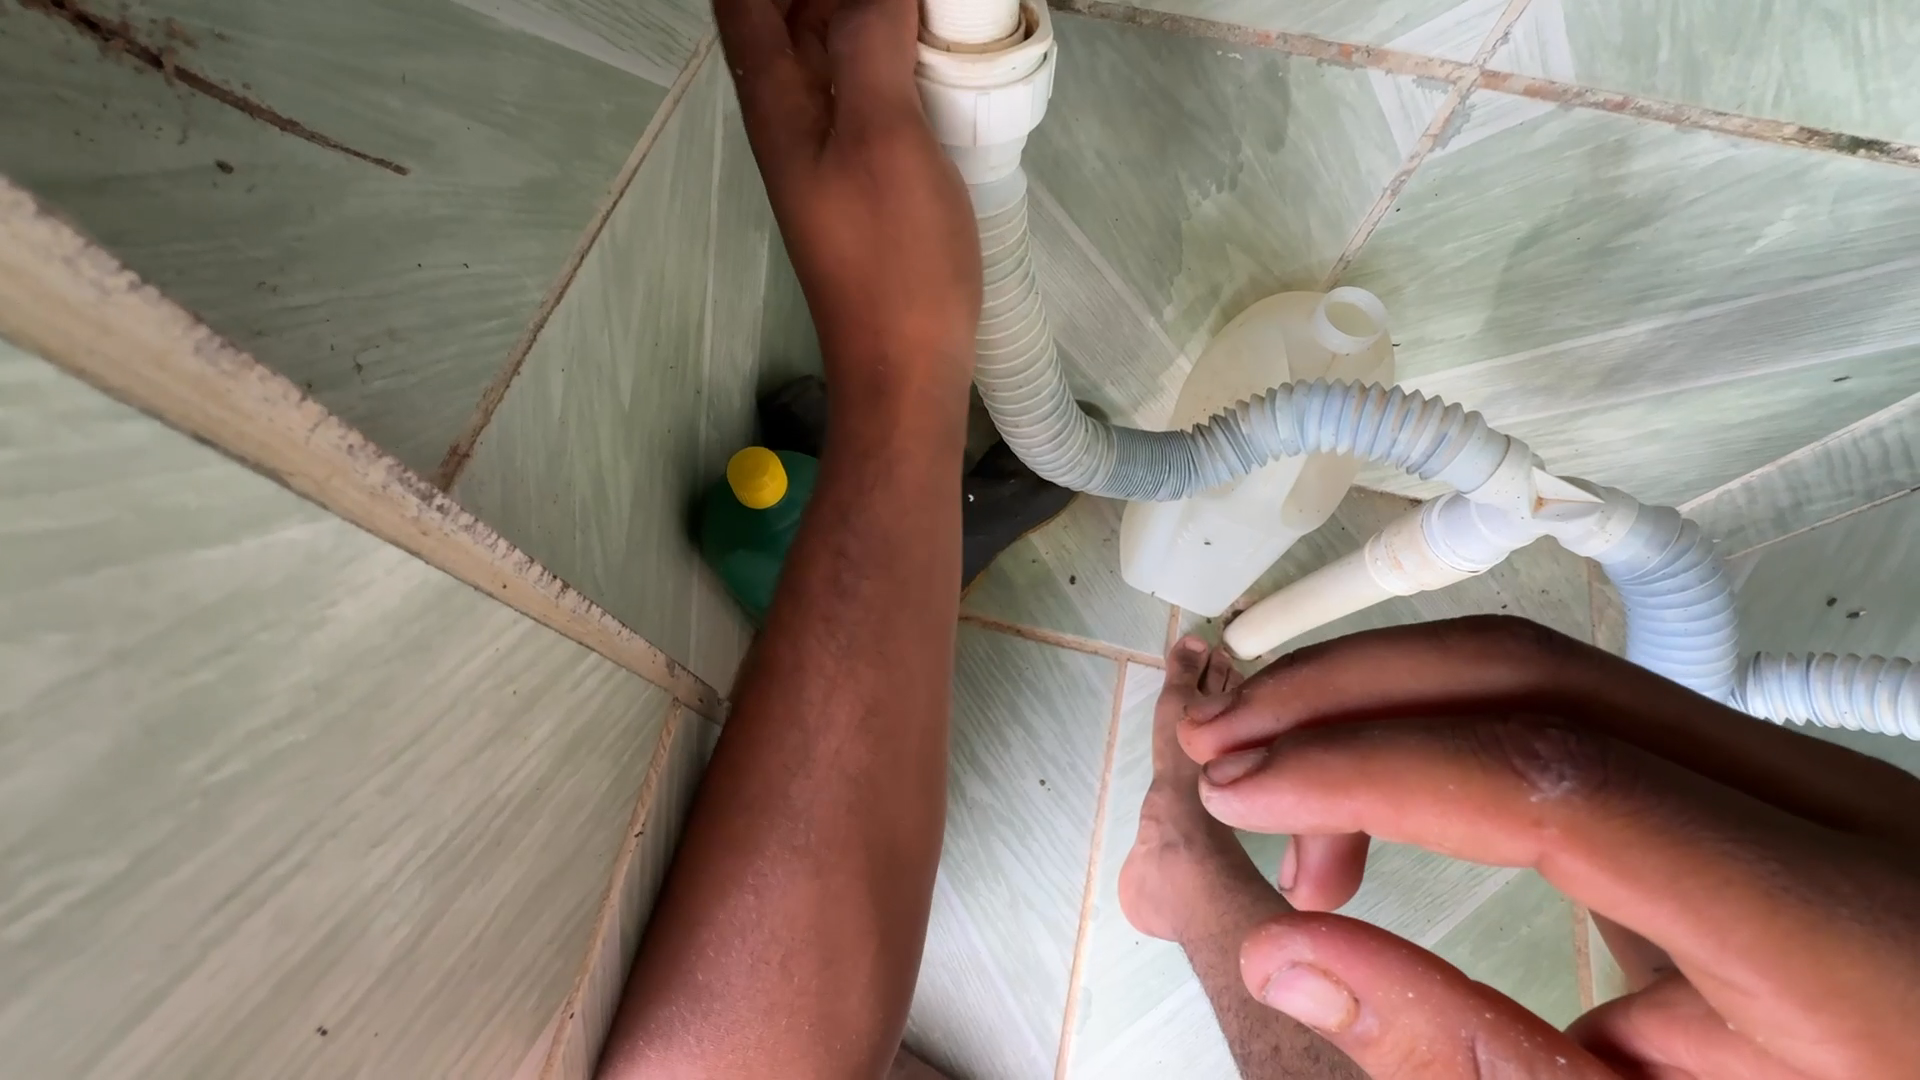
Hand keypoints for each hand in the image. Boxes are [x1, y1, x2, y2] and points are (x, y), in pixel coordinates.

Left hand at [716, 0, 979, 395]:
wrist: (906, 367)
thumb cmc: (895, 260)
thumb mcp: (880, 136)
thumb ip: (868, 41)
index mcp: (777, 102)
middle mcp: (792, 124)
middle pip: (790, 18)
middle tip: (906, 4)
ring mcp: (831, 158)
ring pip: (834, 58)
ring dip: (871, 21)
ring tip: (930, 17)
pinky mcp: (869, 187)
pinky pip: (871, 101)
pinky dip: (896, 68)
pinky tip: (939, 67)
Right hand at [1179, 615, 1919, 1078]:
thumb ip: (1462, 1058)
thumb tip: (1285, 952)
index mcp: (1854, 934)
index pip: (1555, 780)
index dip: (1366, 769)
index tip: (1240, 787)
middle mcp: (1828, 805)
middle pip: (1523, 671)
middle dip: (1335, 690)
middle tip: (1220, 736)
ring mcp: (1777, 764)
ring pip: (1521, 664)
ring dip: (1361, 698)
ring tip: (1272, 782)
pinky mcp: (1724, 761)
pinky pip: (1539, 699)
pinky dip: (1414, 722)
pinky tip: (1363, 793)